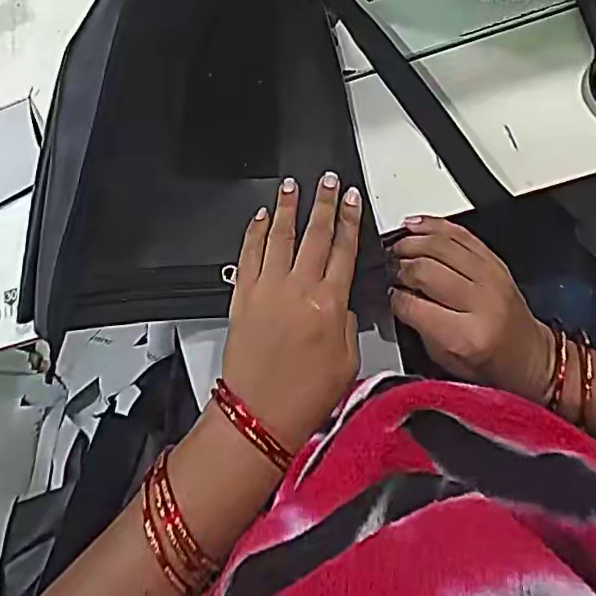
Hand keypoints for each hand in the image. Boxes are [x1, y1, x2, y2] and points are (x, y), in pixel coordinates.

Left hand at [220, 172, 362, 451]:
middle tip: (328, 180)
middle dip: (324, 202)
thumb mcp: (346, 361)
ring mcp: (268, 288)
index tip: (352, 199)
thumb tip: (339, 301)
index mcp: (329, 305)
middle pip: (315, 233)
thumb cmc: (303, 397)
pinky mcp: (243, 295)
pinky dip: (255, 232)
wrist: (259, 415)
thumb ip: (346, 322)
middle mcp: (298, 289)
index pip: (343, 249)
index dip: (349, 220)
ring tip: (292, 185)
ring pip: (280, 235)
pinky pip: (249, 253)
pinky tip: (261, 217)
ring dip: (288, 207)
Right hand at [388, 215, 555, 397]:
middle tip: (390, 270)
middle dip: (399, 267)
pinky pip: (459, 233)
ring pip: (439, 244)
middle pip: (424, 269)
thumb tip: (396, 294)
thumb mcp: (446, 359)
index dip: (393, 297)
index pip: (413, 304)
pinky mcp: (495, 262)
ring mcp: (491, 277)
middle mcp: (481, 302)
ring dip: (411, 242)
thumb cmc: (492, 365)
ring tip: (397, 248)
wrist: (532, 358)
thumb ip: (419, 326)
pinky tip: (415, 227)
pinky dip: (433, 226)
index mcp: (467, 336)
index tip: (388, 294)